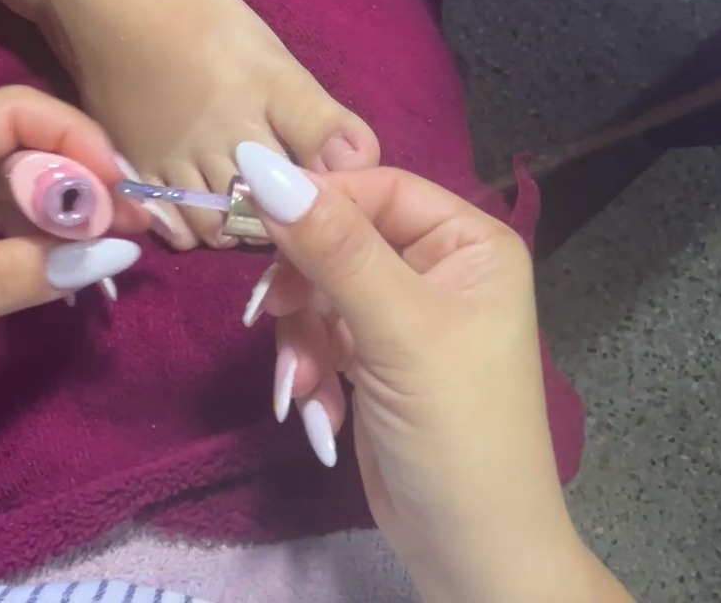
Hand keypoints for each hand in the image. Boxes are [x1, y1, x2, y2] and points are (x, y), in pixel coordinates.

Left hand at [0, 86, 149, 421]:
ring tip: (108, 247)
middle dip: (82, 178)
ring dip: (64, 207)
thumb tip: (109, 255)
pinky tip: (62, 259)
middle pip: (23, 140)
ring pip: (15, 175)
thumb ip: (11, 277)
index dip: (77, 138)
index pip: (14, 111)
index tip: (119, 192)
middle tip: (129, 230)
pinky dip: (35, 231)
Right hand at [31, 0, 380, 248]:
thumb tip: (361, 164)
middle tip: (288, 209)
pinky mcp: (132, 168)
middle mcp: (211, 167)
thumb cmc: (204, 21)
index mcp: (255, 140)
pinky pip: (163, 220)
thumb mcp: (276, 65)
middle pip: (251, 222)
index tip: (324, 200)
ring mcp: (168, 172)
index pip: (296, 202)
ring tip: (248, 210)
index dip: (313, 206)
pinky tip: (199, 214)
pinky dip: (185, 226)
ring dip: (230, 227)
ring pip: (207, 227)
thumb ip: (317, 121)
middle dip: (275, 224)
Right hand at [233, 144, 628, 602]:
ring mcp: (405, 312)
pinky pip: (322, 331)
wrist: (468, 554)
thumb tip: (266, 166)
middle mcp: (440, 266)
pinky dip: (310, 364)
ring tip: (304, 386)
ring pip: (323, 288)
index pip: (380, 189)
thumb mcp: (399, 332)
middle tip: (271, 313)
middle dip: (306, 285)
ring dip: (303, 338)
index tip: (251, 211)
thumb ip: (335, 249)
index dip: (318, 198)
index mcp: (469, 242)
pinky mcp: (375, 354)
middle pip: (343, 237)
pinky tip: (315, 407)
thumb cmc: (455, 429)